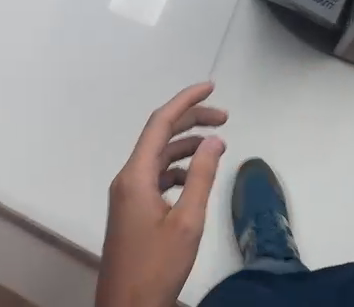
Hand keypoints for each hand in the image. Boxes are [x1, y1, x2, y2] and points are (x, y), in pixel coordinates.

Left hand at [96, 82, 227, 306]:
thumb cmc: (156, 267)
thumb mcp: (187, 221)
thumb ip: (202, 176)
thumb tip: (214, 140)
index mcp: (136, 175)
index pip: (161, 122)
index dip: (186, 100)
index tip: (212, 87)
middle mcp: (128, 178)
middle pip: (160, 135)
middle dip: (192, 120)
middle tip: (225, 117)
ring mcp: (128, 195)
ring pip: (159, 156)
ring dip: (187, 145)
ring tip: (217, 146)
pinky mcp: (132, 211)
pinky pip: (156, 175)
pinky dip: (178, 168)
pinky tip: (197, 178)